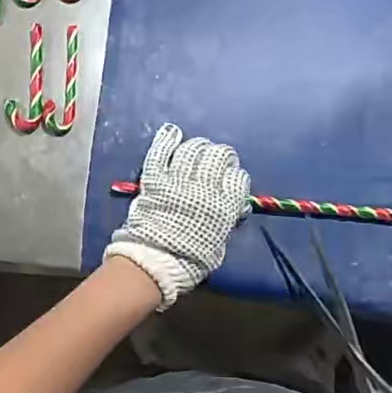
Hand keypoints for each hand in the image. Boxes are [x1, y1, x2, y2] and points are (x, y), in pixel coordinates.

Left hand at [105, 124, 250, 309]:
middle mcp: (205, 189)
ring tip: (197, 147)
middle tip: (214, 156)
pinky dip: (166, 140)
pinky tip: (171, 132)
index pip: (237, 179)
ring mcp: (178, 182)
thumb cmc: (189, 259)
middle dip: (219, 154)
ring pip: (192, 152)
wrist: (155, 260)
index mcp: (225, 207)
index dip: (233, 174)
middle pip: (218, 158)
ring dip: (197, 146)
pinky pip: (161, 153)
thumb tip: (231, 207)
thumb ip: (225, 219)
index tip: (229, 174)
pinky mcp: (155, 180)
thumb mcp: (218, 242)